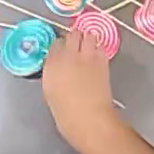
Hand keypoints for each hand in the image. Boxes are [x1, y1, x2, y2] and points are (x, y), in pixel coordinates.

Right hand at [42, 29, 121, 147]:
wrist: (89, 118)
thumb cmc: (66, 113)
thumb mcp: (51, 92)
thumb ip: (53, 74)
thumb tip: (57, 68)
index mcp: (52, 65)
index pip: (55, 44)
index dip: (60, 46)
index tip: (62, 50)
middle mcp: (68, 56)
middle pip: (71, 35)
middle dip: (74, 37)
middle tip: (76, 42)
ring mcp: (86, 56)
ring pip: (88, 35)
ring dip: (87, 38)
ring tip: (88, 44)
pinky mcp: (102, 60)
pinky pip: (100, 46)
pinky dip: (98, 47)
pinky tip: (97, 54)